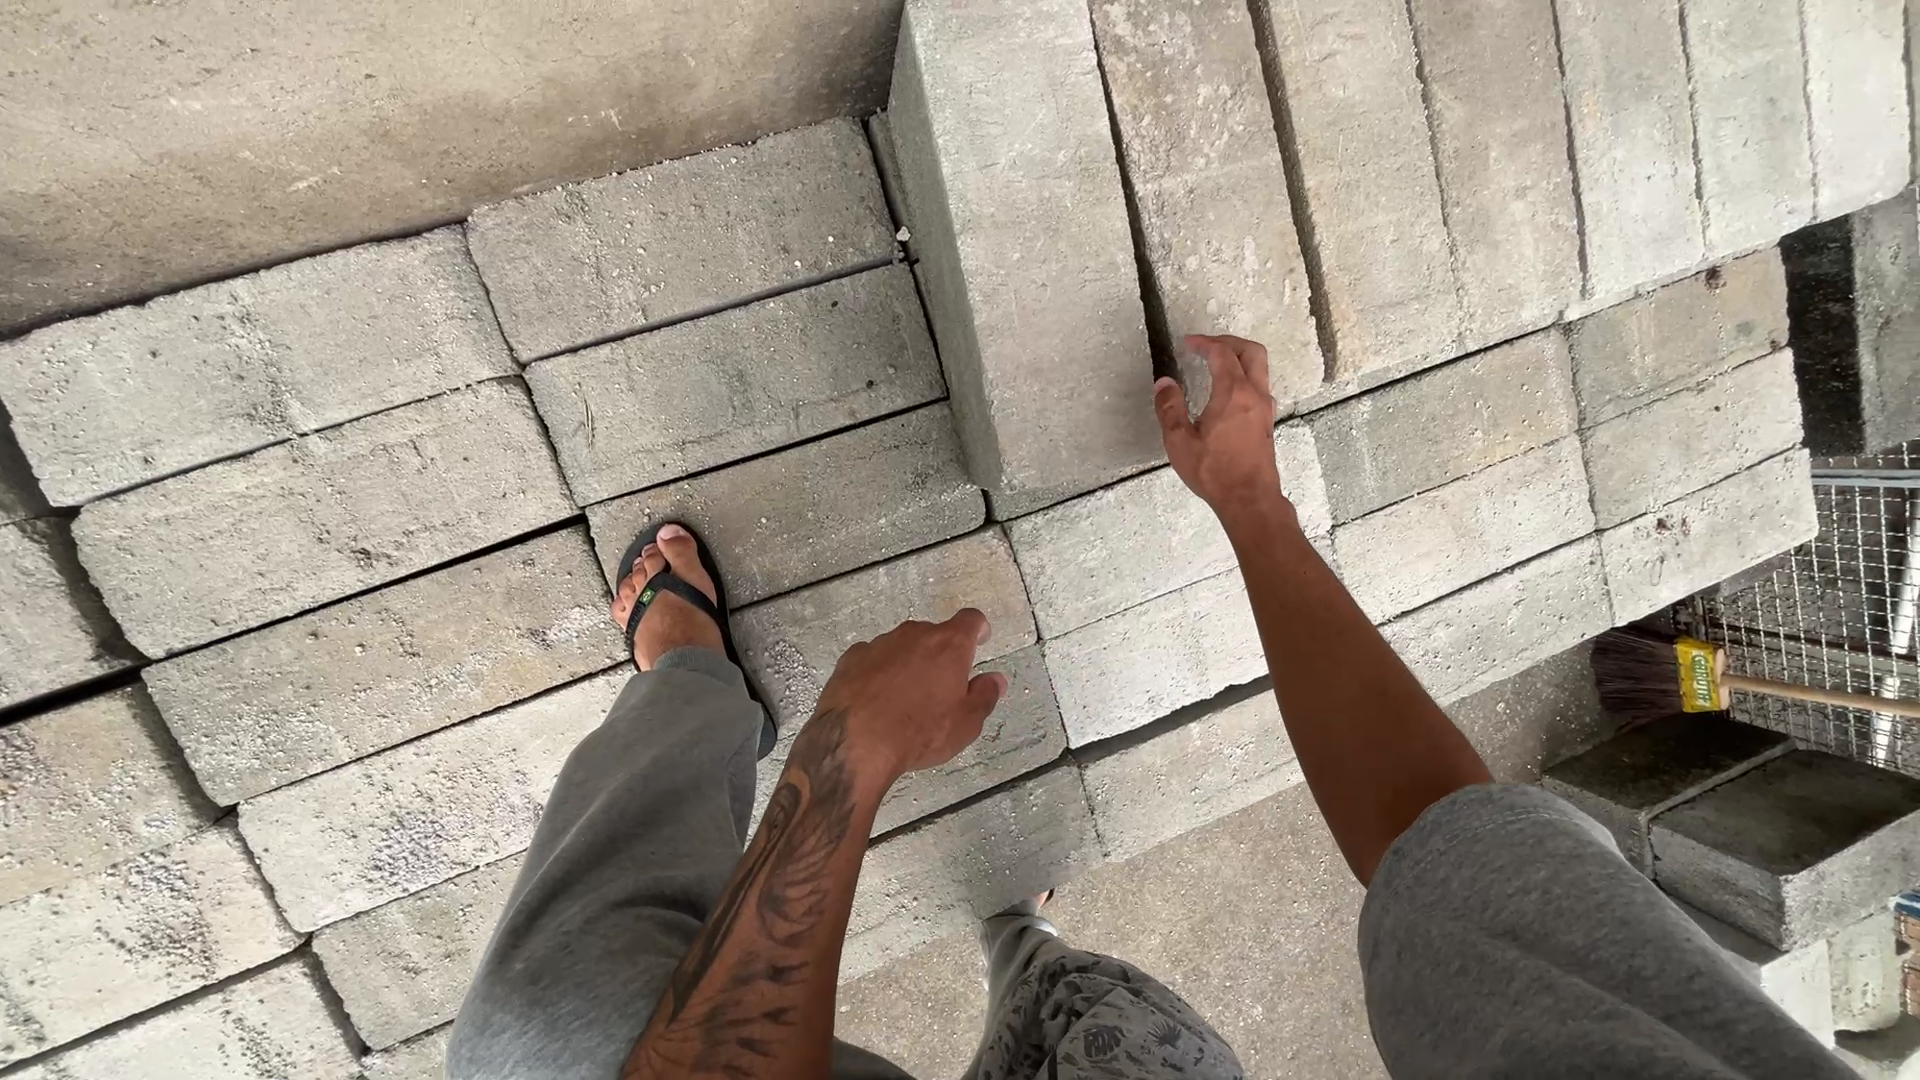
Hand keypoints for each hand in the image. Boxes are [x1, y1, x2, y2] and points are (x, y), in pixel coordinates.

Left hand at [807, 609, 1007, 786]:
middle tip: (941, 686)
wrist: (856, 742)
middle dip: (940, 655)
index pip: (970, 620)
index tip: (980, 638)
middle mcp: (915, 635)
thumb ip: (984, 696)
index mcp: (949, 645)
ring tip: (905, 699)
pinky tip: (876, 699)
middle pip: (934, 634)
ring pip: (902, 646)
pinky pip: (873, 659)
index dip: (978, 629)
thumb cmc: (919, 732)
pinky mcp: (851, 658)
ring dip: (908, 663)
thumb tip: (995, 680)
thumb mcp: (966, 723)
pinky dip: (878, 672)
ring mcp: (880, 643)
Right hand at [1154, 334, 1284, 517]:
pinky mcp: (1266, 423)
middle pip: (1251, 352)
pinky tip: (1227, 392)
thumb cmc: (1214, 472)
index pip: (1222, 354)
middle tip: (1206, 345)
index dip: (1204, 343)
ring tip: (1216, 364)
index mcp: (1233, 393)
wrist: (1249, 499)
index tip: (1188, 342)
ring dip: (1239, 358)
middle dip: (1228, 342)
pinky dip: (1244, 377)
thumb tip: (1164, 383)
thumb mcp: (1179, 441)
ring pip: (1259, 368)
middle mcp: (1254, 395)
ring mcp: (1264, 409)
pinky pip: (1259, 386)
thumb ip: (1169, 408)